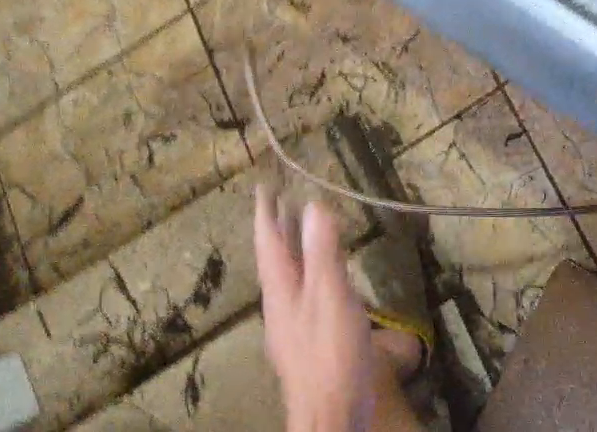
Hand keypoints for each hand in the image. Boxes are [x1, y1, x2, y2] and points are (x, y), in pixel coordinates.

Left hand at [255, 188, 379, 431]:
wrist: (332, 413)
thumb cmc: (331, 353)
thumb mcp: (331, 297)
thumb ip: (323, 253)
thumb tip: (313, 205)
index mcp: (282, 291)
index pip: (270, 245)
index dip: (268, 215)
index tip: (264, 188)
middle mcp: (281, 305)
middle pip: (276, 259)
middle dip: (279, 229)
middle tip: (282, 199)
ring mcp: (293, 325)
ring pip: (290, 275)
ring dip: (294, 248)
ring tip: (301, 226)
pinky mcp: (309, 339)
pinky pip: (304, 290)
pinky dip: (310, 268)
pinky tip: (324, 274)